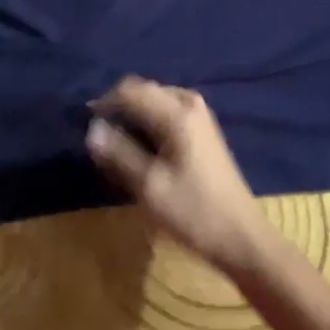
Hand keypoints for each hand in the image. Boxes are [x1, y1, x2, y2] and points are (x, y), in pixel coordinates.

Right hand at [85, 76, 272, 274]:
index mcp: (176, 113)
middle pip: (144, 89)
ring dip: (134, 113)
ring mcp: (200, 116)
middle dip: (119, 105)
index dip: (104, 102)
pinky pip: (168, 110)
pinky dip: (150, 120)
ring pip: (156, 99)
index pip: (130, 90)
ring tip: (117, 139)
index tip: (86, 123)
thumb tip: (91, 130)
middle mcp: (189, 104)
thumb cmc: (194, 212)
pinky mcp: (204, 130)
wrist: (243, 239)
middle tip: (100, 133)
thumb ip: (118, 153)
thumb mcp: (149, 187)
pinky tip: (142, 144)